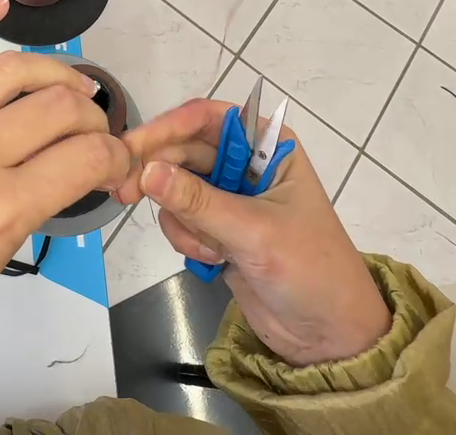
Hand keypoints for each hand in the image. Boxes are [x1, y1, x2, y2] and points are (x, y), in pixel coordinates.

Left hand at [0, 0, 134, 311]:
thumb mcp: (6, 251)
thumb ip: (48, 197)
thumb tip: (89, 156)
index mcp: (0, 207)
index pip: (85, 157)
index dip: (115, 154)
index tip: (116, 159)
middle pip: (56, 107)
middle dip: (91, 116)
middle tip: (93, 129)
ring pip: (9, 71)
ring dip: (54, 72)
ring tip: (72, 83)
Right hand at [117, 99, 392, 365]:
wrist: (331, 337)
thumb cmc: (309, 270)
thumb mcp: (254, 232)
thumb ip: (198, 201)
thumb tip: (146, 171)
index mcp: (268, 145)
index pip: (206, 118)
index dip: (167, 127)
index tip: (132, 146)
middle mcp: (245, 162)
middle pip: (183, 149)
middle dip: (158, 172)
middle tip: (124, 190)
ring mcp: (230, 196)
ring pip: (175, 185)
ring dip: (181, 216)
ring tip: (207, 249)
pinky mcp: (218, 228)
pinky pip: (180, 217)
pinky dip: (186, 237)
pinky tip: (212, 260)